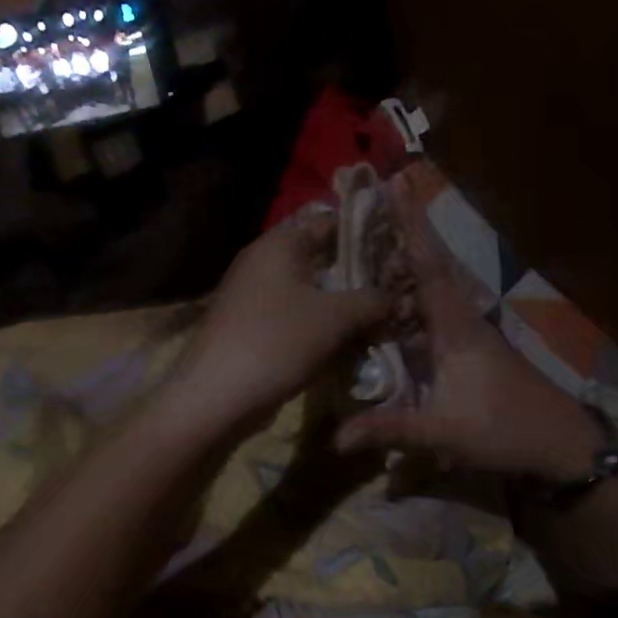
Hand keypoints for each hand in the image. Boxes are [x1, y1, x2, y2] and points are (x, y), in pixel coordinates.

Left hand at [168, 209, 393, 430]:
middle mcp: (264, 262)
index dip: (366, 233)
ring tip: (381, 320)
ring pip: (312, 293)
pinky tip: (350, 345)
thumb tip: (396, 298)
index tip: (398, 251)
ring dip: (344, 306)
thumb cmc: (278, 342)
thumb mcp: (336, 318)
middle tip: (397, 291)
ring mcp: (256, 296)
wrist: (218, 396)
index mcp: (280, 244)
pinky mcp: (255, 328)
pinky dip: (323, 327)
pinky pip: (298, 318)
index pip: (330, 221)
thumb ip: (373, 301)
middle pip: (322, 259)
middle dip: (360, 276)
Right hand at [334, 227, 604, 479]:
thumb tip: (336, 438)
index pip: (429, 267)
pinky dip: (415, 302)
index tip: (396, 185)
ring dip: (409, 268)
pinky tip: (395, 310)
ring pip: (435, 291)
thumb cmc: (505, 431)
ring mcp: (472, 336)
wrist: (561, 443)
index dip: (411, 227)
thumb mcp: (444, 432)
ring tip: (373, 248)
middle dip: (403, 237)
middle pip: (430, 269)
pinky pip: (437, 315)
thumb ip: (391, 429)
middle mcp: (464, 321)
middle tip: (370, 209)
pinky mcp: (474, 352)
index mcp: (456, 328)